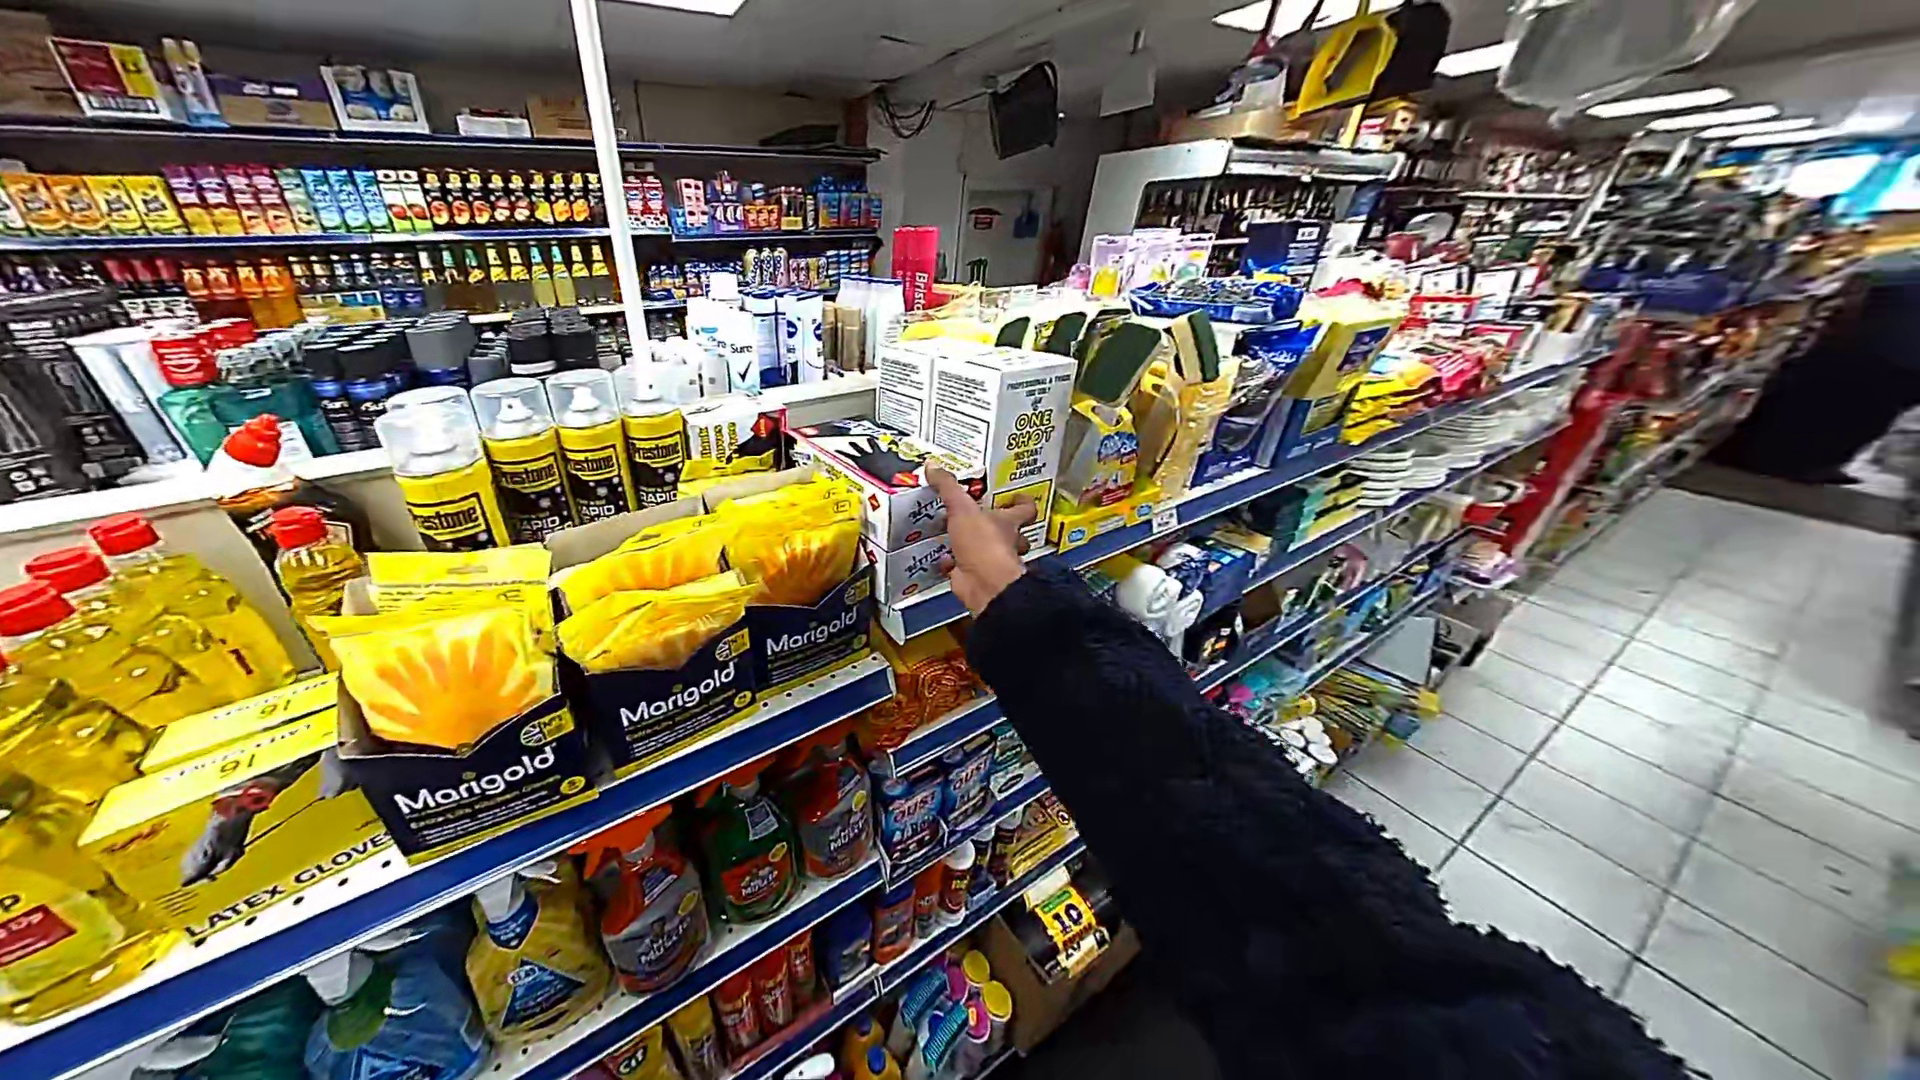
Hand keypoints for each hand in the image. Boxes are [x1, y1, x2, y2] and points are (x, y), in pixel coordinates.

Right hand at [927, 467, 1035, 615]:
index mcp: (1008, 522)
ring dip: (972, 545)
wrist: (982, 584)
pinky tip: (941, 557)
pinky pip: (961, 568)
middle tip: (979, 514)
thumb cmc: (984, 544)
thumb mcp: (962, 508)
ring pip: (985, 551)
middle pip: (1008, 532)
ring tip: (954, 533)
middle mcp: (1004, 543)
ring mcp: (990, 562)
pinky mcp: (972, 576)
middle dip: (996, 526)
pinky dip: (951, 564)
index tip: (1018, 496)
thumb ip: (949, 487)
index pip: (1025, 509)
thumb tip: (934, 466)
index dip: (1023, 502)